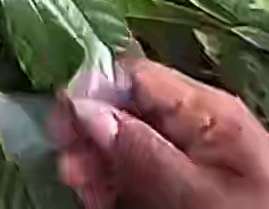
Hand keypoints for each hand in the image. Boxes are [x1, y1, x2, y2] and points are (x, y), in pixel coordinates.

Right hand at [53, 57, 268, 208]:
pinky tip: (100, 194)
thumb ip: (142, 150)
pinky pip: (146, 170)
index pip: (134, 74)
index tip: (62, 117)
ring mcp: (198, 157)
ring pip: (131, 141)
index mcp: (207, 109)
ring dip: (99, 159)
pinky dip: (118, 180)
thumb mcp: (199, 195)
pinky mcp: (197, 188)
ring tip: (79, 184)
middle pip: (128, 108)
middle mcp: (198, 123)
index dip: (93, 89)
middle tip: (66, 163)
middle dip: (92, 130)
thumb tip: (83, 106)